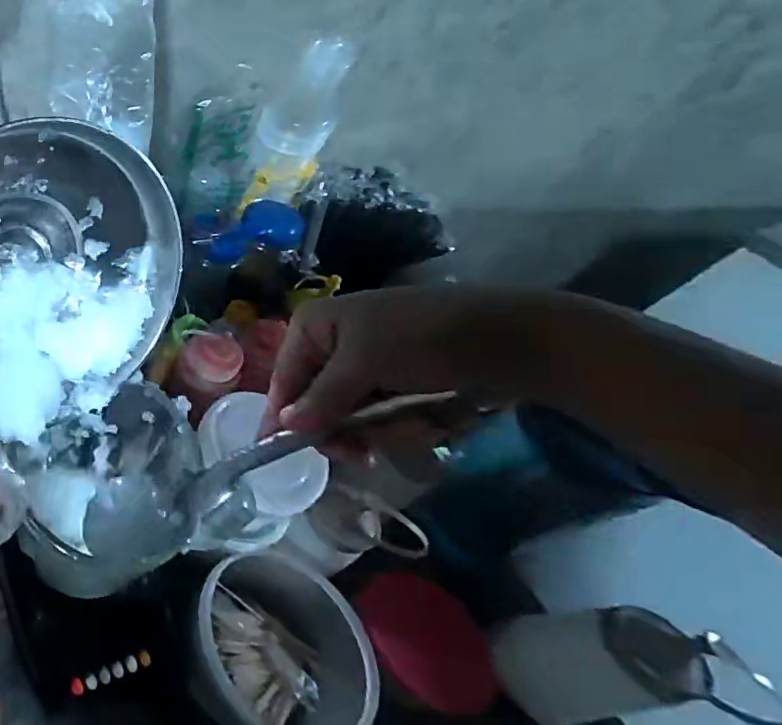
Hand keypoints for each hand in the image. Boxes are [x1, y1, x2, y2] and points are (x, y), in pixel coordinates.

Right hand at [260, 286, 556, 453]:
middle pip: (316, 403)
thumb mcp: (364, 364)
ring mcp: (365, 366)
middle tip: (362, 454)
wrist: (502, 337)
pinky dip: (402, 427)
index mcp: (314, 327)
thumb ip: (323, 397)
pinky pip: (381, 418)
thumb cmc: (420, 338)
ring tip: (415, 426)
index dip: (283, 414)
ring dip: (382, 430)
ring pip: (352, 417)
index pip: (284, 378)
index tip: (278, 452)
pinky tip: (428, 421)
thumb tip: (284, 424)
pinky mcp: (395, 384)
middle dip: (344, 429)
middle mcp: (332, 345)